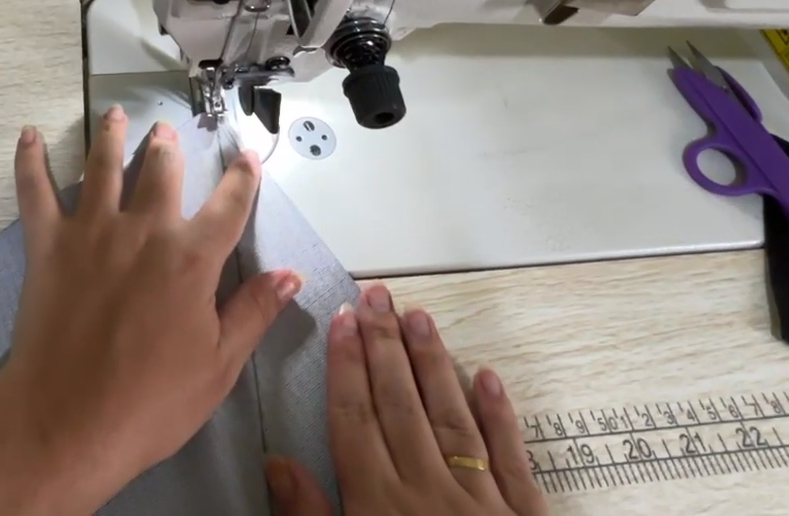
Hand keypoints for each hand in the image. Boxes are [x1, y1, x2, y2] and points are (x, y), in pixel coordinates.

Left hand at [0, 108, 302, 514]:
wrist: (68, 422)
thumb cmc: (151, 402)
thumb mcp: (219, 365)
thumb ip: (254, 311)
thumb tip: (289, 274)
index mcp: (191, 258)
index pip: (229, 204)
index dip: (242, 178)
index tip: (246, 158)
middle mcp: (145, 229)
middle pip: (162, 170)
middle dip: (169, 146)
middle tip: (166, 132)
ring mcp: (92, 230)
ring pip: (104, 165)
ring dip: (112, 135)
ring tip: (117, 114)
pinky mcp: (49, 242)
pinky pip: (36, 191)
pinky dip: (29, 161)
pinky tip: (28, 135)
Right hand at [265, 283, 546, 515]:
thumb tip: (276, 462)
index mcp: (380, 505)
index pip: (355, 418)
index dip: (346, 365)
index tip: (342, 319)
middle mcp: (428, 491)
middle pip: (399, 403)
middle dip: (385, 344)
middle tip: (377, 295)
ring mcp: (481, 504)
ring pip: (451, 416)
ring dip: (433, 363)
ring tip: (419, 316)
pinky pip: (512, 460)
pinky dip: (500, 417)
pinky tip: (488, 376)